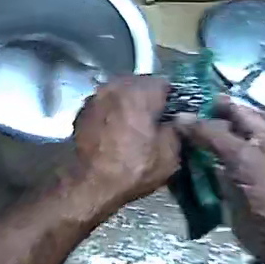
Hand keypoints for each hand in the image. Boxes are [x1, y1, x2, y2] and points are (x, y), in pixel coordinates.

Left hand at [67, 76, 181, 213]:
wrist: (90, 182)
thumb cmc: (133, 168)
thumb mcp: (169, 154)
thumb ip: (178, 129)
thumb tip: (182, 117)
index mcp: (137, 93)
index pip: (163, 82)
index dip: (173, 97)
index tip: (176, 112)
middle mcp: (113, 88)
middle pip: (138, 82)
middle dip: (150, 96)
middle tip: (158, 117)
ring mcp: (94, 97)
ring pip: (119, 90)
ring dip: (129, 101)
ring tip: (137, 122)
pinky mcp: (82, 110)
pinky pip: (104, 102)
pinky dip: (113, 109)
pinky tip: (117, 128)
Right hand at [174, 97, 264, 263]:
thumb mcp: (242, 158)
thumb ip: (210, 133)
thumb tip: (179, 116)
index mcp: (262, 131)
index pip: (229, 105)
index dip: (204, 100)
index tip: (174, 97)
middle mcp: (250, 143)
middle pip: (216, 124)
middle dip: (192, 121)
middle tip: (162, 118)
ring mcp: (237, 163)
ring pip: (207, 144)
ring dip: (189, 142)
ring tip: (162, 136)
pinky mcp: (226, 181)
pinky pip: (204, 164)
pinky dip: (190, 161)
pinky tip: (171, 157)